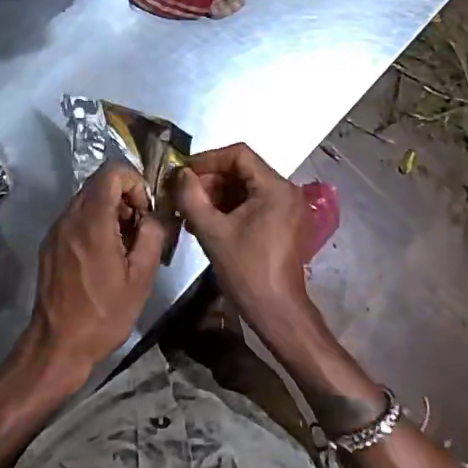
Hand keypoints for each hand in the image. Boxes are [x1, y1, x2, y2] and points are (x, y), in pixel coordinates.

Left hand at [23, 162, 165, 379]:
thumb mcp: (141, 277)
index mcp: (92, 220)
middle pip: (100, 183)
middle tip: (140, 230)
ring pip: (88, 198)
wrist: (57, 346)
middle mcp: (70, 217)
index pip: (113, 172)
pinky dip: (95, 223)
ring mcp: (56, 230)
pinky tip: (105, 255)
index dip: (135, 183)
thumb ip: (153, 235)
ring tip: (125, 245)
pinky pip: (77, 217)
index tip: (145, 212)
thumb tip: (156, 215)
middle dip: (126, 197)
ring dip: (111, 211)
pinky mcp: (50, 244)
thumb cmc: (103, 314)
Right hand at [176, 143, 311, 331]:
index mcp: (275, 187)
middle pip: (242, 170)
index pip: (239, 154)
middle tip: (184, 195)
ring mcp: (287, 207)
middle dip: (210, 180)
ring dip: (217, 195)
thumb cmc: (247, 270)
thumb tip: (180, 174)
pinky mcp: (283, 223)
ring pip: (246, 187)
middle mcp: (286, 191)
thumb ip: (192, 198)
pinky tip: (207, 222)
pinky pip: (253, 203)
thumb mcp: (213, 232)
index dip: (208, 159)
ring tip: (191, 211)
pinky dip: (230, 208)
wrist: (278, 312)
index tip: (184, 173)